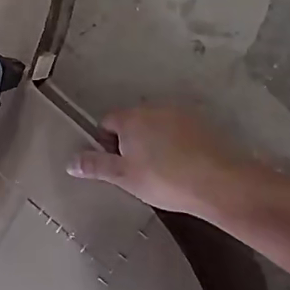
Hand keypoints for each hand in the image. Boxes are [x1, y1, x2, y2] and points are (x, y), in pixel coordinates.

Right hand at [65, 104, 250, 215]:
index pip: (107, 122)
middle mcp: (154, 108)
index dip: (105, 143)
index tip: (114, 164)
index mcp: (131, 118)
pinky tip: (184, 165)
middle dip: (131, 141)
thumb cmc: (165, 180)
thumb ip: (96, 166)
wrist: (219, 182)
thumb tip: (70, 162)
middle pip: (133, 122)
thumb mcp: (124, 177)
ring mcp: (182, 113)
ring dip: (154, 141)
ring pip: (157, 125)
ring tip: (162, 170)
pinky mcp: (203, 123)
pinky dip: (177, 143)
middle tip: (137, 170)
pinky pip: (180, 130)